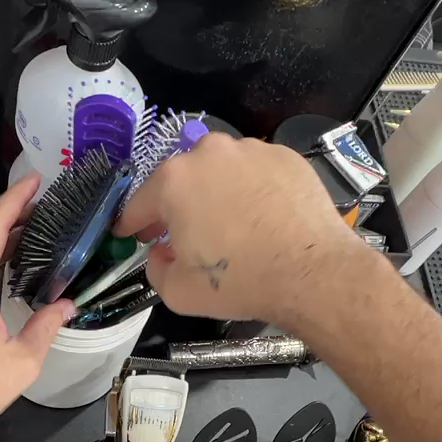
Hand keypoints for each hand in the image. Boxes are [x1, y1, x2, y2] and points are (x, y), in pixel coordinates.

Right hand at [111, 133, 366, 326]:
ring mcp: (251, 150)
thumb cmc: (239, 282)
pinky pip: (255, 173)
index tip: (129, 234)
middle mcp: (209, 153)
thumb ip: (156, 269)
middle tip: (180, 234)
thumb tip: (161, 253)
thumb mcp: (177, 291)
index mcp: (174, 181)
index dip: (131, 224)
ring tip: (227, 226)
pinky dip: (251, 191)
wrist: (312, 274)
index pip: (139, 203)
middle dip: (175, 207)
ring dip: (215, 194)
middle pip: (181, 181)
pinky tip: (260, 218)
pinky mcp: (285, 157)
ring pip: (220, 172)